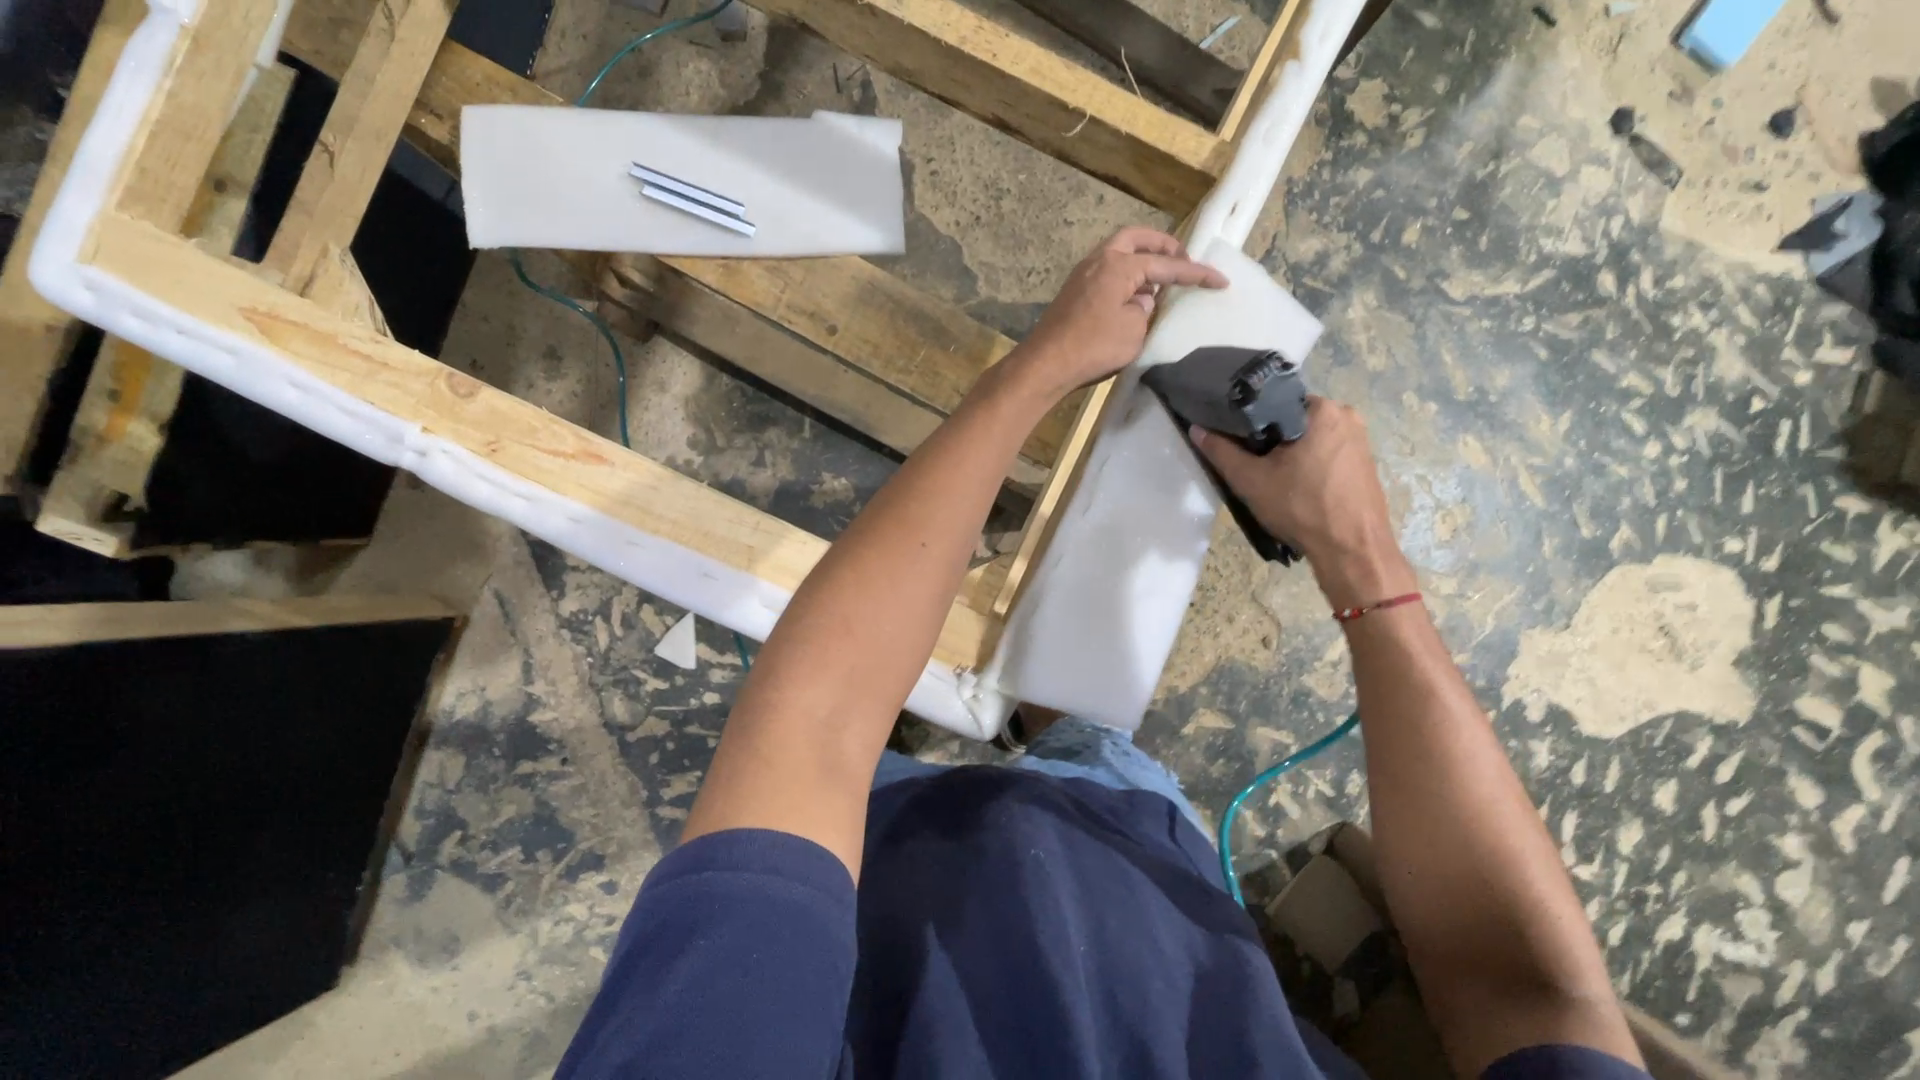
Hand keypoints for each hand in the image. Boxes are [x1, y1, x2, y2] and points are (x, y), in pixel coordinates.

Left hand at [1008, 227, 1227, 400]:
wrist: (1046, 365)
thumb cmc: (1093, 347)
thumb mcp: (1133, 331)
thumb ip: (1145, 310)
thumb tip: (1141, 300)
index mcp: (1119, 265)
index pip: (1166, 265)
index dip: (1195, 274)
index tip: (1220, 281)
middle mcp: (1099, 261)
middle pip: (1136, 239)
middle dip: (1163, 245)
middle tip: (1183, 259)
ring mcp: (1083, 275)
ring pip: (1118, 252)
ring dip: (1142, 258)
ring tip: (1162, 278)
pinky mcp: (1074, 292)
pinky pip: (1107, 271)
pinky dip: (1126, 274)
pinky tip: (1135, 295)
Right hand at [1190, 397, 1417, 610]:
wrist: (1353, 551)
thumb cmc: (1302, 508)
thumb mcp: (1251, 480)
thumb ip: (1222, 452)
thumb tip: (1197, 429)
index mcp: (1322, 409)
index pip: (1275, 400)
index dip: (1251, 419)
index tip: (1235, 438)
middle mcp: (1347, 417)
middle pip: (1293, 420)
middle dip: (1271, 438)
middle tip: (1250, 461)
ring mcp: (1361, 441)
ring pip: (1311, 438)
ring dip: (1290, 453)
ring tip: (1270, 476)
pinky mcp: (1366, 464)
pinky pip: (1328, 454)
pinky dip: (1310, 465)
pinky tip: (1297, 487)